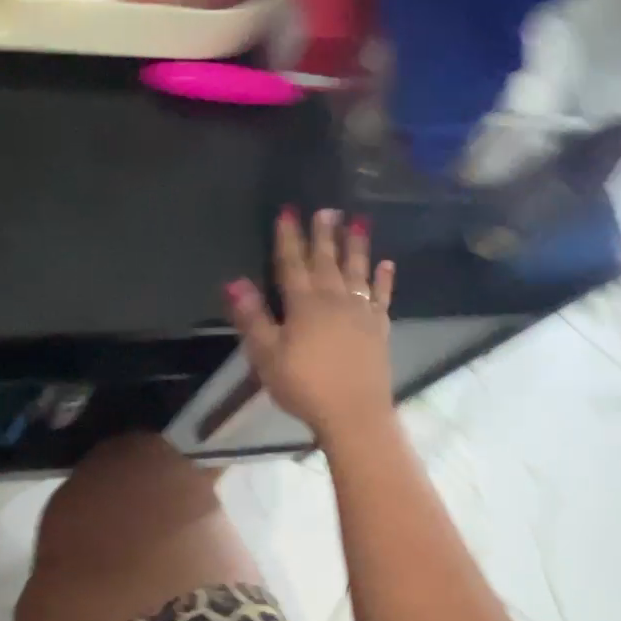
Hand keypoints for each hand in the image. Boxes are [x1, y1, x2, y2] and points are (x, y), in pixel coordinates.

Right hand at [226, 208, 396, 441]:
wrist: (353, 412)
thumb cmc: (303, 386)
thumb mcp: (266, 355)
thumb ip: (252, 318)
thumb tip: (234, 281)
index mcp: (303, 304)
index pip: (291, 264)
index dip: (288, 238)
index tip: (288, 211)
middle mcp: (334, 299)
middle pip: (326, 261)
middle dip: (324, 234)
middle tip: (327, 209)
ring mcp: (360, 313)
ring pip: (357, 271)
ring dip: (356, 246)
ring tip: (359, 222)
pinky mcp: (379, 328)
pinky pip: (382, 296)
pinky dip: (384, 278)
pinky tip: (385, 264)